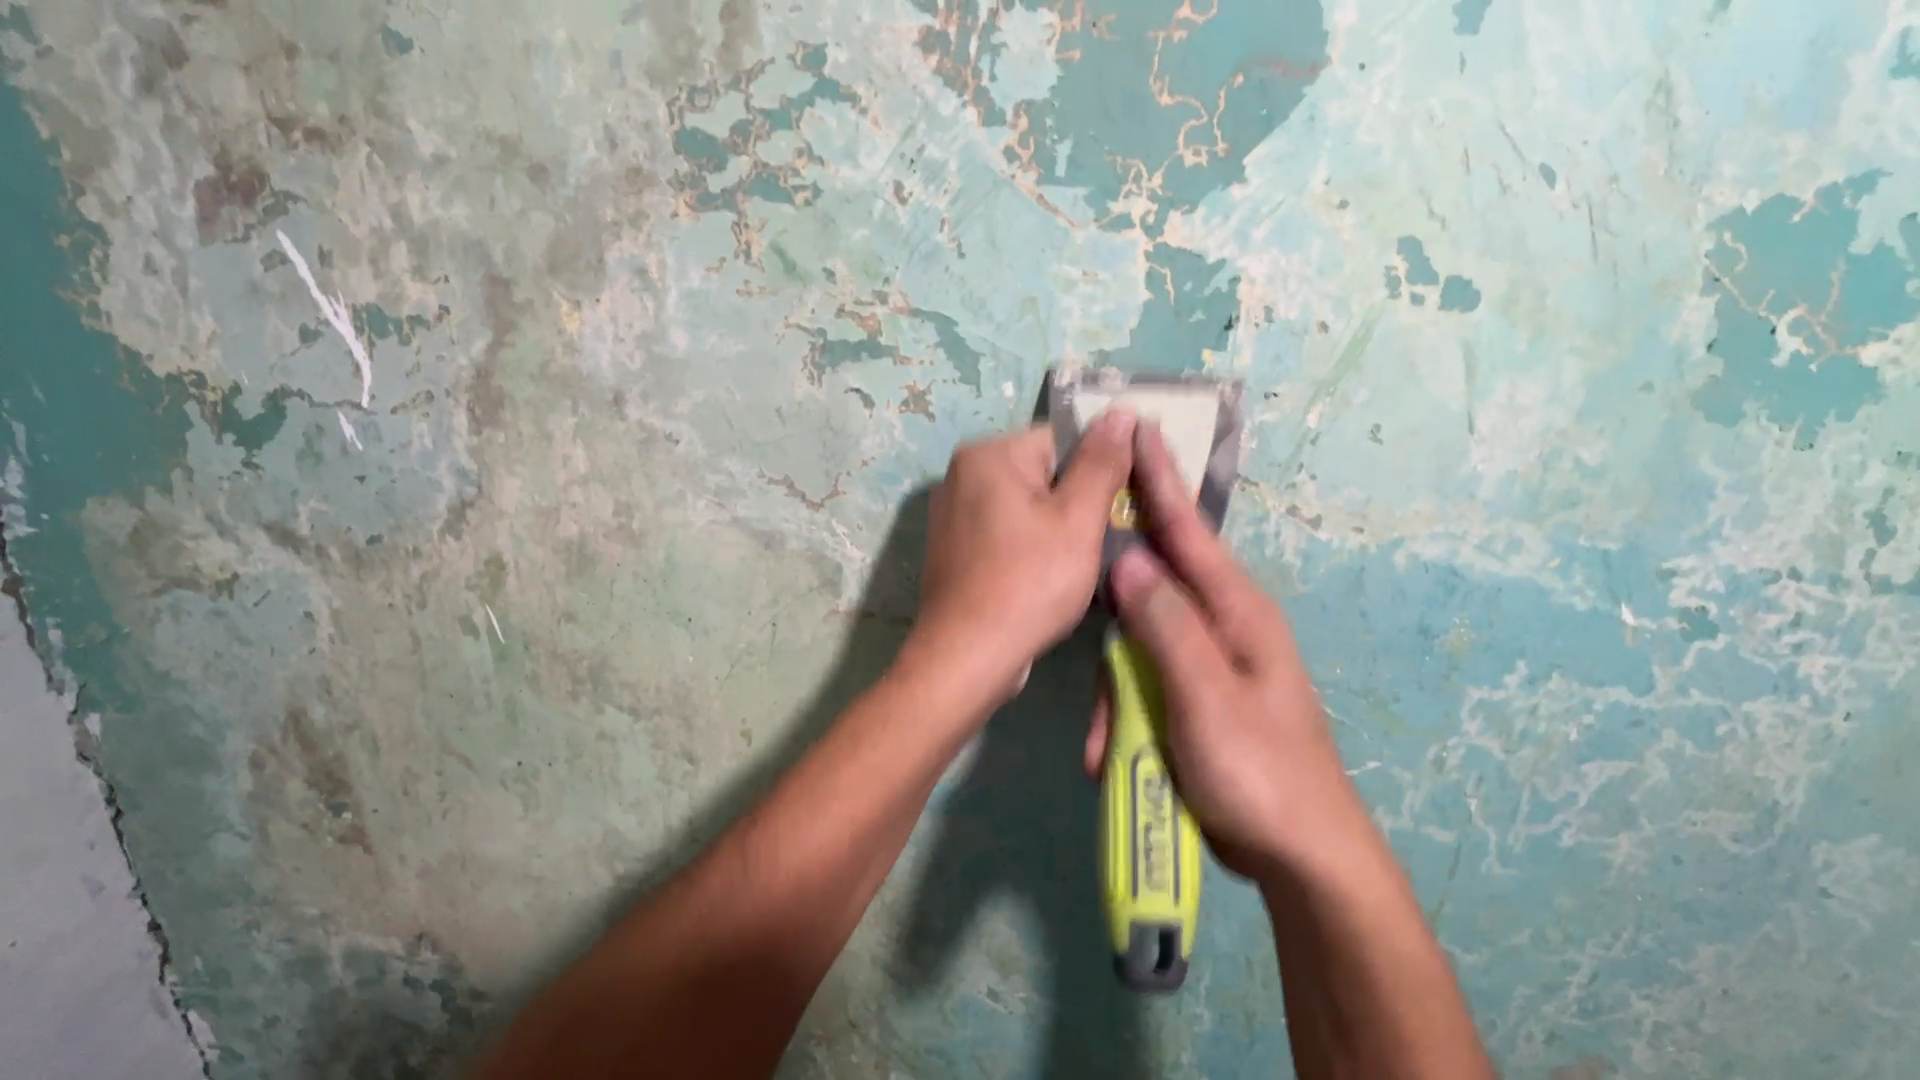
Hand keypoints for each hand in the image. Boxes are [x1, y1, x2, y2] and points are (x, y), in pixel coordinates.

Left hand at [908, 412, 1135, 698]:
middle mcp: (962, 474)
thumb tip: (1121, 413)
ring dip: (1059, 529)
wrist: (968, 657)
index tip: (1127, 504)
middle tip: (1111, 538)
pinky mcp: (955, 550)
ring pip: (1027, 507)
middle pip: (1044, 472)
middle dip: (1080, 502)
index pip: (1063, 438)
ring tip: (1082, 563)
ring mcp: (953, 514)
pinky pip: (1007, 534)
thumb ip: (1102, 463)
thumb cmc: (1029, 583)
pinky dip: (1032, 549)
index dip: (1102, 469)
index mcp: (988, 454)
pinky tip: (1051, 579)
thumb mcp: (1078, 519)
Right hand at [1083, 423, 1364, 876]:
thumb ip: (1165, 624)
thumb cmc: (1259, 771)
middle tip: (1070, 600)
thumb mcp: (1205, 696)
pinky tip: (1111, 760)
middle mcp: (1223, 627)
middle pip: (1151, 590)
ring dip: (1114, 696)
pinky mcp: (1195, 702)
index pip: (1187, 531)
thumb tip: (1127, 558)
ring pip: (1138, 650)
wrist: (1300, 856)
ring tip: (1103, 745)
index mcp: (1237, 611)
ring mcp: (1208, 667)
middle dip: (1111, 609)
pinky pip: (1145, 691)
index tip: (1138, 428)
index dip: (1159, 480)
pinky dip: (1125, 722)